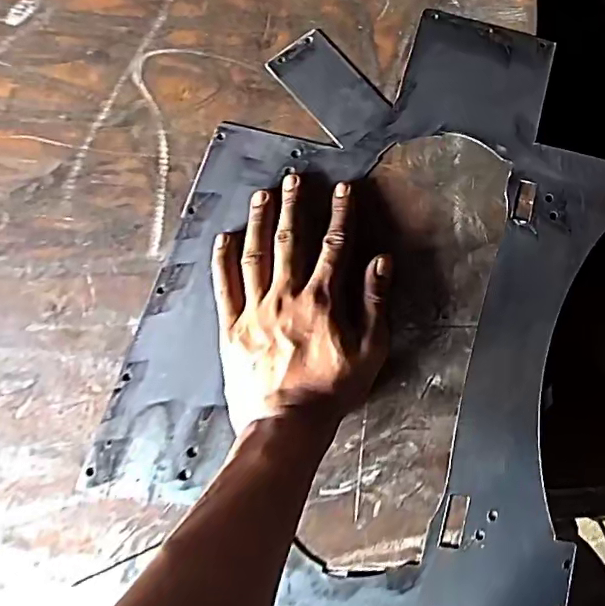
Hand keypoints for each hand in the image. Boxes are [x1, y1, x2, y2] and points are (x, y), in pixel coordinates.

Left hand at [212, 173, 389, 433]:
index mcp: (321, 300)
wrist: (285, 426)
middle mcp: (286, 296)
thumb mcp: (369, 351)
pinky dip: (223, 261)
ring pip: (256, 255)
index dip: (340, 213)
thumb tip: (381, 261)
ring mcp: (256, 310)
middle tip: (293, 179)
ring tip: (261, 195)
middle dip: (294, 206)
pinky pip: (226, 287)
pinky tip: (224, 238)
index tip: (342, 190)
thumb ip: (374, 302)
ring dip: (259, 222)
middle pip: (291, 241)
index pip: (334, 245)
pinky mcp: (233, 328)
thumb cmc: (330, 392)